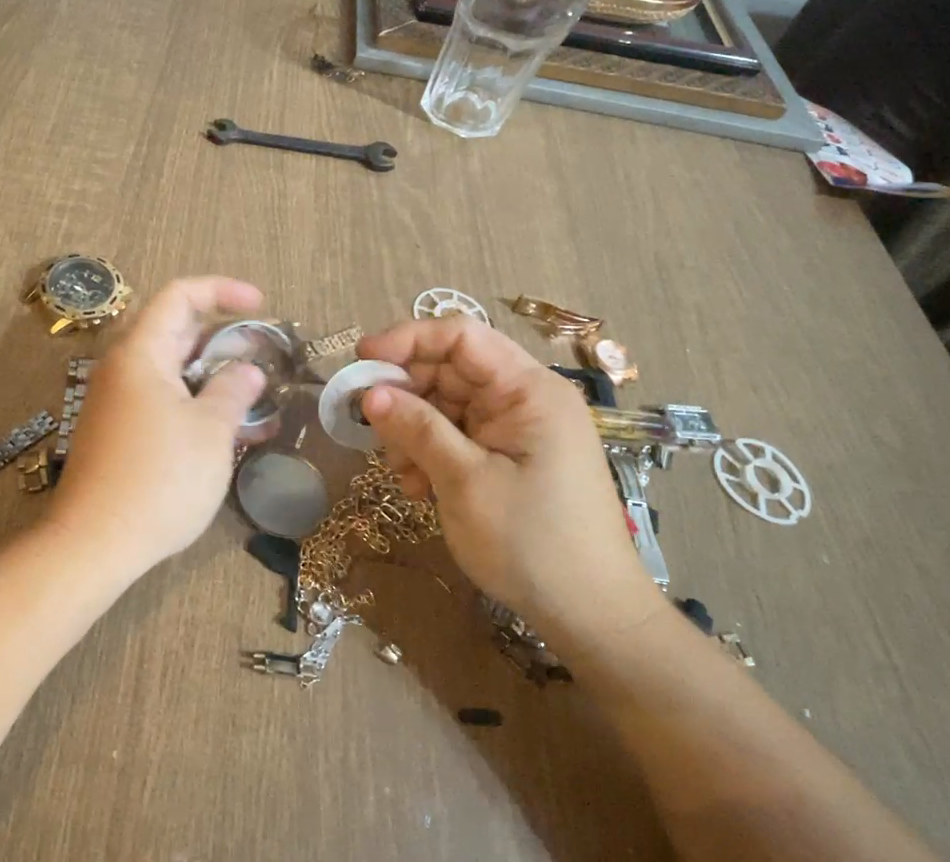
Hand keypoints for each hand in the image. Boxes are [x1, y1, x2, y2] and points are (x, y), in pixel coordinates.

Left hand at [50, 277, 268, 569]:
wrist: (95, 541)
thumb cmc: (160, 478)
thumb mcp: (210, 431)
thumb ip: (233, 391)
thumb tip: (247, 370)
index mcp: (139, 352)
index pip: (179, 296)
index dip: (222, 290)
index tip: (261, 306)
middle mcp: (120, 369)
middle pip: (171, 330)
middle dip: (219, 335)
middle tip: (258, 354)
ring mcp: (113, 402)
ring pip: (167, 370)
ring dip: (209, 375)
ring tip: (250, 396)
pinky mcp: (114, 433)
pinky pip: (157, 400)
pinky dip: (191, 403)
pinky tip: (222, 429)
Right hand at [355, 316, 665, 636]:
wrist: (589, 612)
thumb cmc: (532, 542)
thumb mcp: (465, 481)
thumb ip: (417, 429)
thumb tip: (369, 393)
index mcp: (528, 390)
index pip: (461, 336)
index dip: (407, 340)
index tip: (360, 363)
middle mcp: (524, 399)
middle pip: (449, 370)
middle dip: (405, 394)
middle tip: (370, 430)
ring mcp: (517, 429)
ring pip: (445, 405)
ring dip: (413, 431)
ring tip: (401, 473)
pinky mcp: (508, 457)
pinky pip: (456, 435)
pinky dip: (429, 453)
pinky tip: (418, 487)